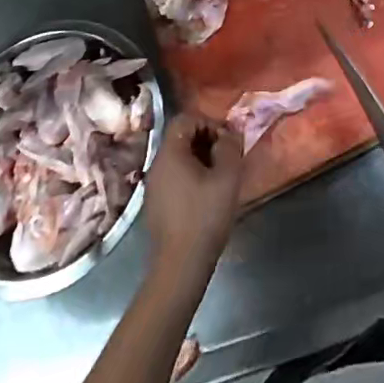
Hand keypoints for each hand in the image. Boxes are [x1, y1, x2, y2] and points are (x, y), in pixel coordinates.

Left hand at [143, 114, 243, 272]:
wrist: (181, 263)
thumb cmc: (205, 215)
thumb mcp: (227, 176)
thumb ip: (230, 147)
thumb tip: (230, 133)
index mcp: (169, 154)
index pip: (185, 119)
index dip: (209, 123)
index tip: (227, 141)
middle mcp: (156, 165)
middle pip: (180, 138)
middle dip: (207, 141)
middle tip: (228, 158)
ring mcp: (153, 186)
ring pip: (178, 159)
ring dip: (201, 160)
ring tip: (221, 177)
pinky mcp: (155, 204)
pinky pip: (174, 177)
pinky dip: (192, 177)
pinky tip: (207, 196)